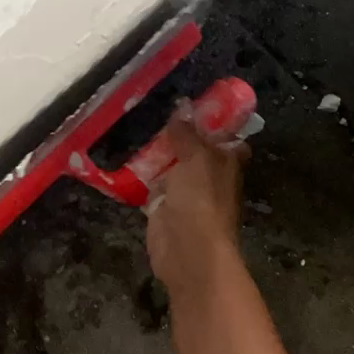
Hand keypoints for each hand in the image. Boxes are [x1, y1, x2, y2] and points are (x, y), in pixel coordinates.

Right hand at [144, 85, 256, 294]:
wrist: (187, 251)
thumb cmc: (202, 200)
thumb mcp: (196, 158)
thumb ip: (188, 134)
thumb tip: (182, 109)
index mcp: (227, 163)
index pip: (228, 138)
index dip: (216, 122)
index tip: (197, 103)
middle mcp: (208, 176)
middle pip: (195, 148)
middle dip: (179, 132)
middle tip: (156, 107)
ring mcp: (185, 192)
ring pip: (171, 165)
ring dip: (157, 151)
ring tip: (136, 123)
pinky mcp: (162, 207)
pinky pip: (151, 183)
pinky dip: (141, 173)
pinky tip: (126, 154)